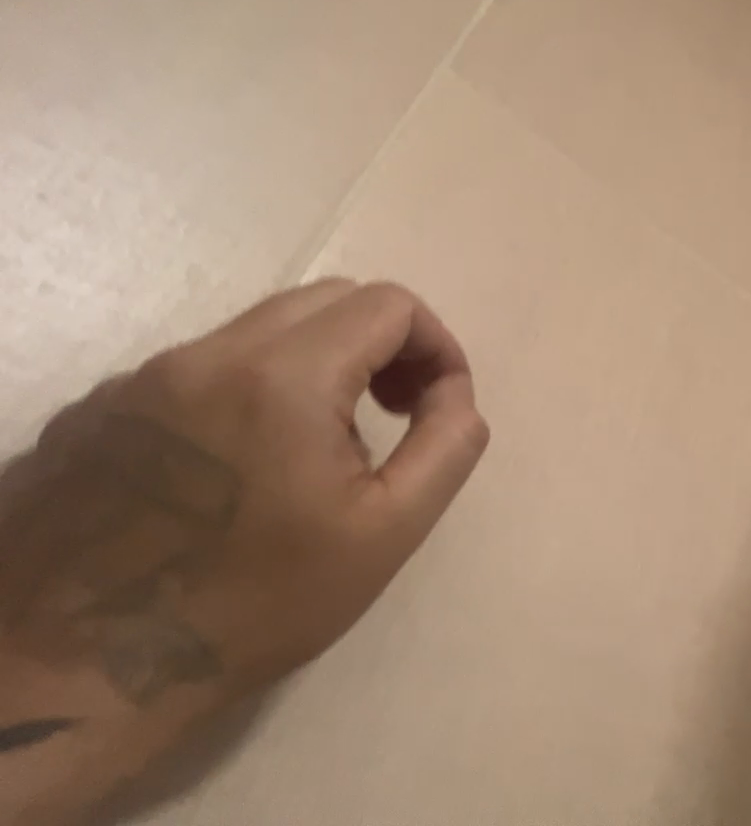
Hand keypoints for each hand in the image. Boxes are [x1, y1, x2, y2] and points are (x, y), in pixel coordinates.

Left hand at [0, 280, 488, 820]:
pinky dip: (253, 389)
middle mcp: (201, 358)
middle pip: (327, 298)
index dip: (436, 345)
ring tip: (324, 444)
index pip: (389, 305)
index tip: (435, 405)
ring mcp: (132, 384)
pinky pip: (200, 369)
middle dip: (384, 343)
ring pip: (262, 329)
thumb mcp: (393, 526)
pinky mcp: (88, 416)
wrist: (67, 685)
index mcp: (281, 378)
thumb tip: (450, 391)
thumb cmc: (257, 603)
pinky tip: (244, 467)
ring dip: (321, 363)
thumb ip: (449, 440)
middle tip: (396, 411)